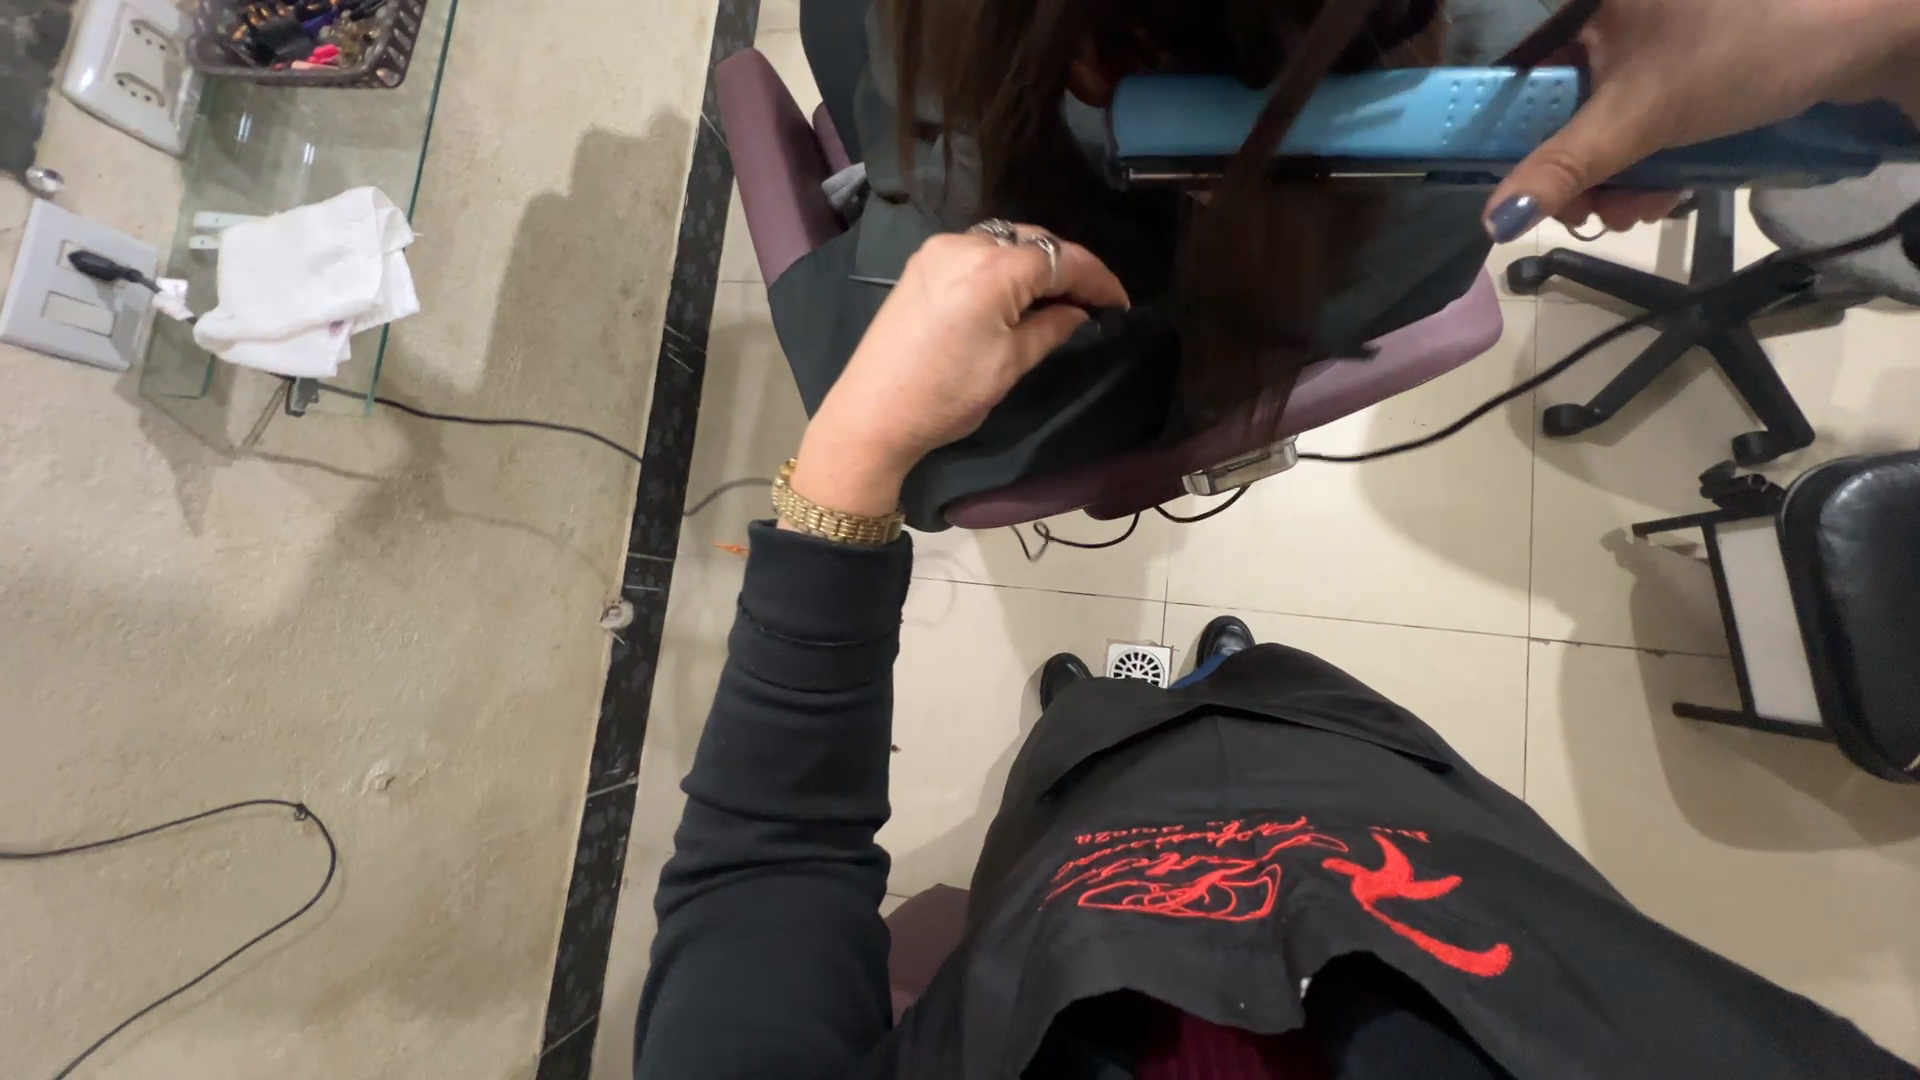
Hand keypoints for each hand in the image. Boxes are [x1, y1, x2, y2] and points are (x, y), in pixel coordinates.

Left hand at [785, 226, 1129, 518]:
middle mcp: (963, 245)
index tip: (1119, 302)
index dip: (1097, 279)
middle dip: (1065, 267)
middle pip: (1032, 241)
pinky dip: (1001, 267)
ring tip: (1053, 298)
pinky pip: (974, 252)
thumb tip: (1077, 312)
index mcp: (992, 270)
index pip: (1061, 258)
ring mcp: (936, 252)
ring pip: (1002, 242)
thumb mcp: (1008, 366)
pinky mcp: (919, 266)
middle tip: (1087, 302)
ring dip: (1032, 264)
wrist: (872, 415)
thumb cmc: (945, 397)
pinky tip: (1011, 294)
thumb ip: (1050, 328)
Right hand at [1484, 0, 1919, 241]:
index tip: (1525, 194)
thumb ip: (1558, 171)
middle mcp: (1623, 17)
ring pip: (1607, 128)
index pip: (1522, 87)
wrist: (1901, 19)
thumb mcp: (1641, 117)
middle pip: (1564, 117)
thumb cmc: (1760, 44)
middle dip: (1577, 178)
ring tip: (1643, 207)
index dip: (1513, 147)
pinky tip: (1669, 189)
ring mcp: (1667, 41)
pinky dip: (1651, 164)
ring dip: (1615, 182)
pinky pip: (1649, 123)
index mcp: (1595, 9)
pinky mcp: (1704, 64)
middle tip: (1596, 214)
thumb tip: (1493, 223)